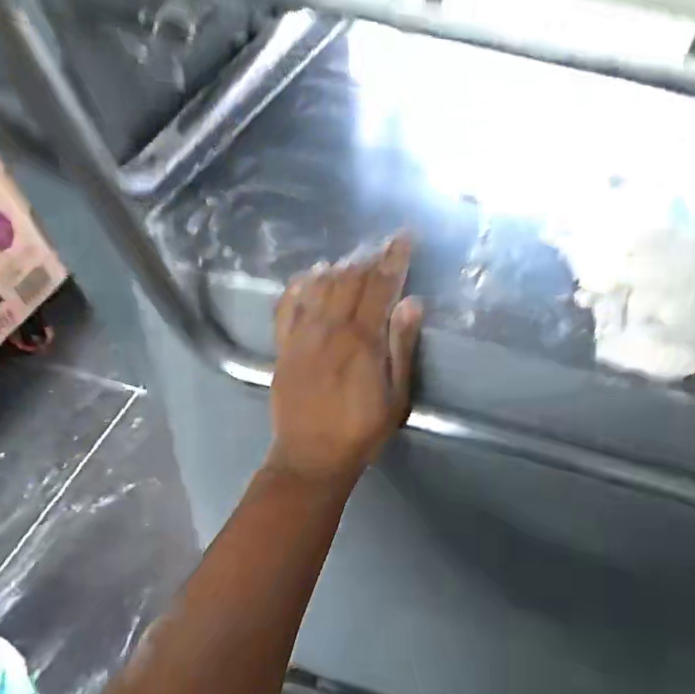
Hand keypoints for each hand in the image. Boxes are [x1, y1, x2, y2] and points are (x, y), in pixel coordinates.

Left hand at [265, 235, 423, 487]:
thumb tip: (411, 304)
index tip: (404, 237)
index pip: (380, 287)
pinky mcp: (283, 346)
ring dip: (340, 267)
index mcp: (362, 340)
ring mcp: (302, 335)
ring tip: (356, 258)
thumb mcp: (396, 396)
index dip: (393, 259)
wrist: (311, 456)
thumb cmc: (363, 431)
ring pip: (320, 286)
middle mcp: (329, 329)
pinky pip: (288, 304)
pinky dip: (301, 284)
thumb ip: (401, 347)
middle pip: (350, 280)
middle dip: (370, 258)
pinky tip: (312, 275)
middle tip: (384, 246)